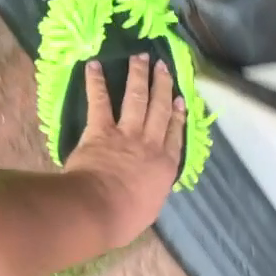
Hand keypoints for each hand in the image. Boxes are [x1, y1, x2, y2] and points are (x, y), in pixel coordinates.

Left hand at [62, 54, 185, 246]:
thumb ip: (151, 190)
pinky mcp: (101, 130)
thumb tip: (147, 187)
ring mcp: (126, 134)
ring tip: (141, 57)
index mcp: (165, 166)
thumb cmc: (124, 219)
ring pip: (136, 98)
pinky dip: (96, 82)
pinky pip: (100, 101)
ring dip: (139, 76)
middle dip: (163, 86)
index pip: (175, 135)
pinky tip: (95, 65)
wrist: (98, 209)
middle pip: (160, 109)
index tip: (181, 99)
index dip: (179, 115)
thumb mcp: (150, 208)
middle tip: (164, 66)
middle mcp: (150, 144)